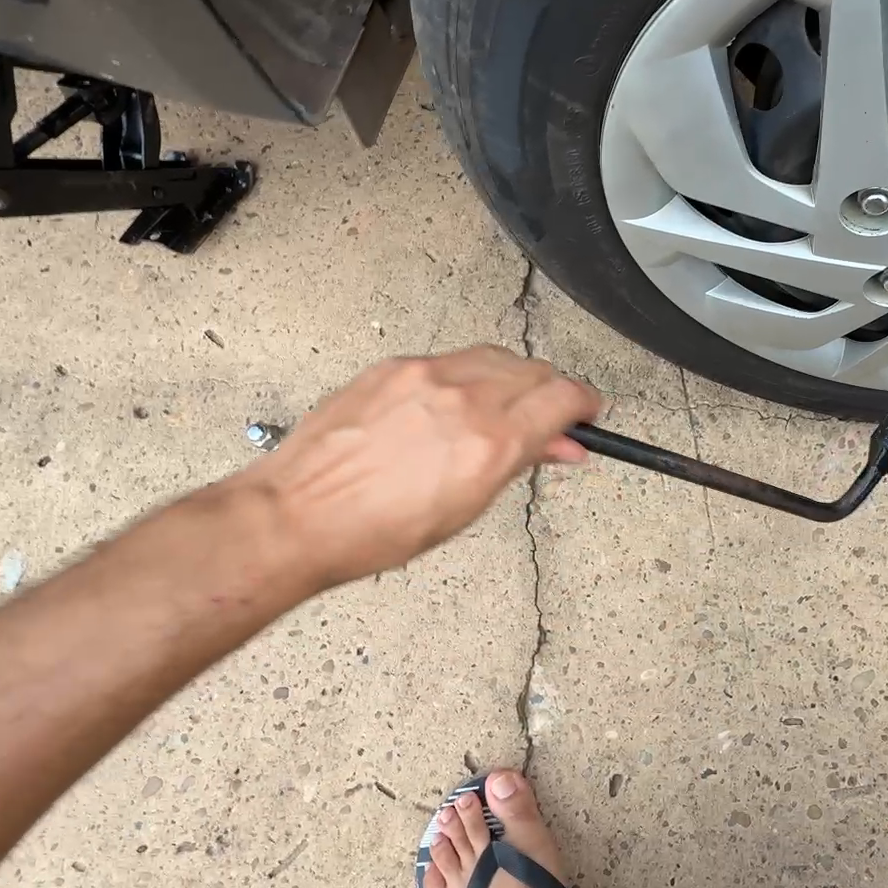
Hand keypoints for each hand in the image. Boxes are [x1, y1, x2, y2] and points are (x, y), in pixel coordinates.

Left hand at [233, 347, 600, 589]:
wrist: (298, 515)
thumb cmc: (379, 531)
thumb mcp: (468, 507)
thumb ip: (519, 463)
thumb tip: (559, 446)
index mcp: (491, 443)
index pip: (565, 397)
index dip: (587, 403)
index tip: (588, 413)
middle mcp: (465, 399)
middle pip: (538, 370)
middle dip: (554, 392)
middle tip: (550, 419)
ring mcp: (427, 375)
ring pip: (499, 356)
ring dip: (516, 378)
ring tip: (504, 409)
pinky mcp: (395, 366)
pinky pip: (454, 358)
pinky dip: (471, 376)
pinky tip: (456, 403)